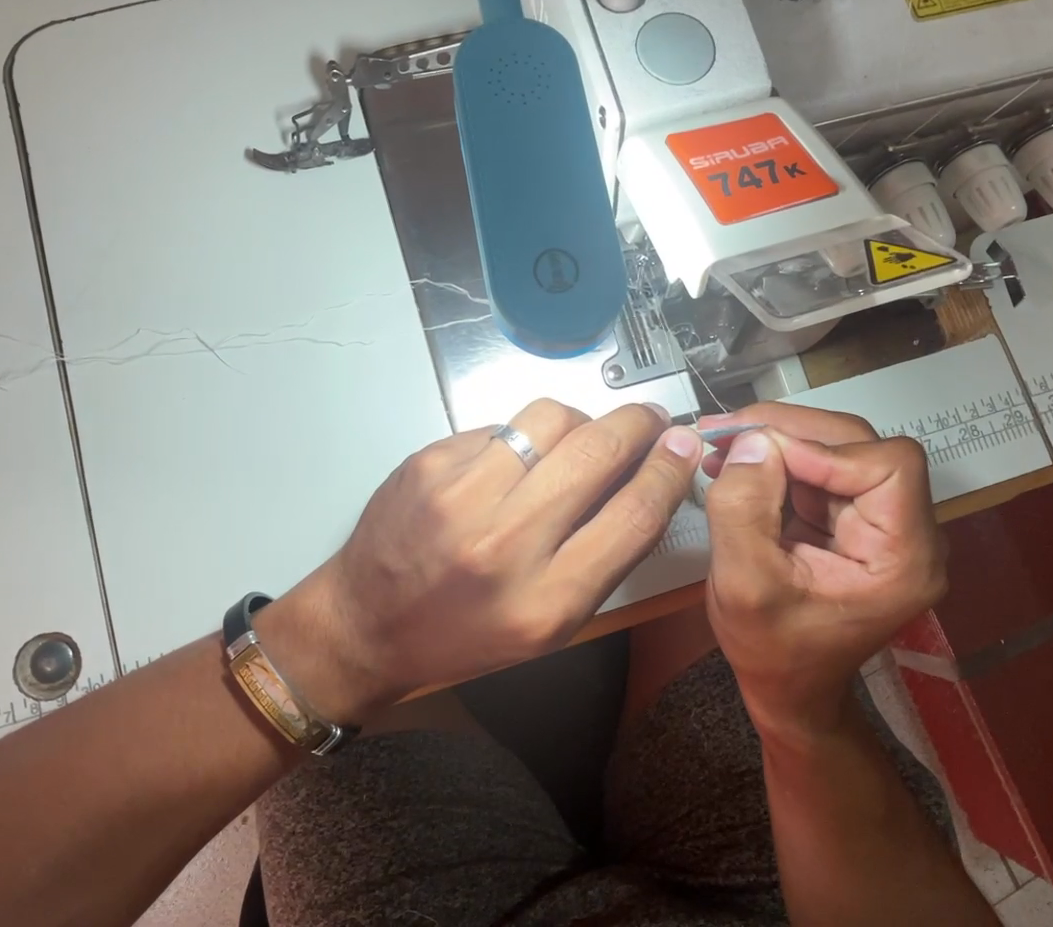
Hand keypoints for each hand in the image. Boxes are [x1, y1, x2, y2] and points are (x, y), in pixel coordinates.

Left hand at [254, 400, 703, 724]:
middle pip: (597, 452)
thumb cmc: (467, 635)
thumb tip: (650, 480)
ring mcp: (460, 496)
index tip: (685, 445)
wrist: (366, 623)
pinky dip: (525, 435)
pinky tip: (519, 458)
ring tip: (584, 437)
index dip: (669, 470)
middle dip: (639, 424)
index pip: (632, 515)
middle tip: (652, 420)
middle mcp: (504, 544)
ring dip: (583, 419)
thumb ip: (603, 557)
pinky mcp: (429, 462)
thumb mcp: (548, 624)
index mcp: (547, 602)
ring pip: (551, 418)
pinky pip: (503, 425)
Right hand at [698, 403, 945, 742]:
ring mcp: (878, 522)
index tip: (759, 456)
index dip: (824, 451)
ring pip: (835, 448)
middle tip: (723, 431)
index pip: (888, 466)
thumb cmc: (770, 650)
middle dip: (790, 432)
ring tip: (719, 445)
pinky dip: (773, 458)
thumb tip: (750, 441)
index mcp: (903, 557)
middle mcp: (906, 531)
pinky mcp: (850, 517)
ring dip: (775, 440)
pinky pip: (817, 468)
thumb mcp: (743, 584)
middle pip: (861, 446)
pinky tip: (733, 464)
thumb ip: (744, 509)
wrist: (784, 686)